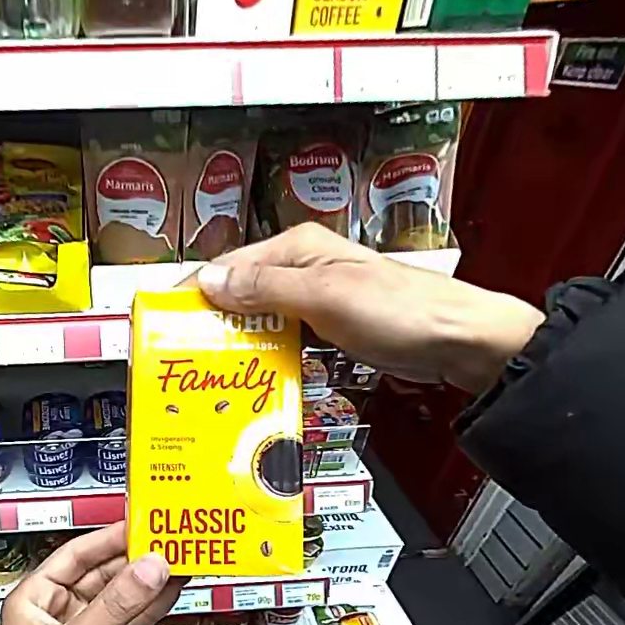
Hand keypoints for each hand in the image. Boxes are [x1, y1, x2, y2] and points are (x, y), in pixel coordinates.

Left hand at [0, 523, 188, 624]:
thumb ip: (115, 606)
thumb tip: (150, 566)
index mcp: (34, 599)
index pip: (76, 555)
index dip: (109, 538)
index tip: (142, 524)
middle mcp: (56, 612)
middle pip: (101, 574)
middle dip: (135, 560)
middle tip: (171, 543)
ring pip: (118, 599)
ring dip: (147, 584)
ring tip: (180, 563)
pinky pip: (126, 623)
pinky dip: (148, 610)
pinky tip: (170, 594)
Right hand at [193, 223, 545, 393]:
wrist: (459, 343)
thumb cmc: (401, 312)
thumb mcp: (324, 296)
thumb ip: (264, 288)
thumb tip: (208, 281)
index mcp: (295, 249)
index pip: (225, 266)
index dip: (191, 294)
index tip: (164, 324)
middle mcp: (300, 269)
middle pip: (238, 294)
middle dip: (210, 324)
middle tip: (184, 359)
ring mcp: (313, 299)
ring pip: (257, 319)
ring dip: (236, 343)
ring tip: (211, 373)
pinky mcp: (325, 327)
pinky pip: (281, 339)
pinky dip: (264, 355)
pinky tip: (253, 375)